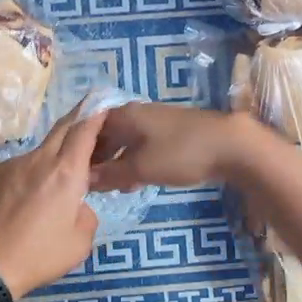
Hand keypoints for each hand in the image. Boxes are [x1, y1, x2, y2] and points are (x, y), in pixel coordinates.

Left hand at [0, 112, 101, 298]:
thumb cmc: (41, 253)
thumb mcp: (81, 240)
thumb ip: (86, 212)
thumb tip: (76, 203)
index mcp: (67, 172)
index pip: (84, 129)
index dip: (95, 114)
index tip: (103, 104)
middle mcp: (41, 158)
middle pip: (63, 127)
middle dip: (78, 120)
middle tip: (89, 123)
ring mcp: (15, 163)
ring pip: (41, 149)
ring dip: (54, 154)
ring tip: (54, 180)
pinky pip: (21, 165)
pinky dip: (31, 173)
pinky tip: (27, 199)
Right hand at [88, 103, 267, 191]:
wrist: (230, 145)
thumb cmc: (181, 153)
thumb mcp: (142, 167)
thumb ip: (111, 173)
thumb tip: (84, 178)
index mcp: (125, 115)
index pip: (89, 127)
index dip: (78, 148)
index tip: (71, 170)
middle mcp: (137, 113)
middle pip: (107, 134)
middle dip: (97, 157)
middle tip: (88, 183)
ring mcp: (155, 123)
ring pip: (125, 141)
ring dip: (115, 162)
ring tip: (109, 187)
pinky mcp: (171, 134)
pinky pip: (141, 146)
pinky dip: (133, 162)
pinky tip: (134, 182)